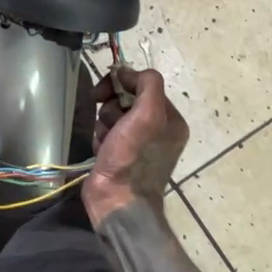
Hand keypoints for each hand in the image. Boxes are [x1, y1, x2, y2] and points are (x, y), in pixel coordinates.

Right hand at [85, 68, 189, 222]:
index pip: (145, 84)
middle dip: (112, 106)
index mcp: (171, 120)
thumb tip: (126, 71)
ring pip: (113, 114)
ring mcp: (139, 143)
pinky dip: (100, 136)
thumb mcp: (148, 115)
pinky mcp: (120, 153)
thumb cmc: (134, 157)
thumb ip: (147, 85)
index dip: (124, 83)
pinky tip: (101, 148)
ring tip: (105, 139)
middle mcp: (158, 129)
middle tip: (106, 118)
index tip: (105, 90)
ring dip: (104, 122)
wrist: (117, 200)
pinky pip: (106, 131)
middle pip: (127, 98)